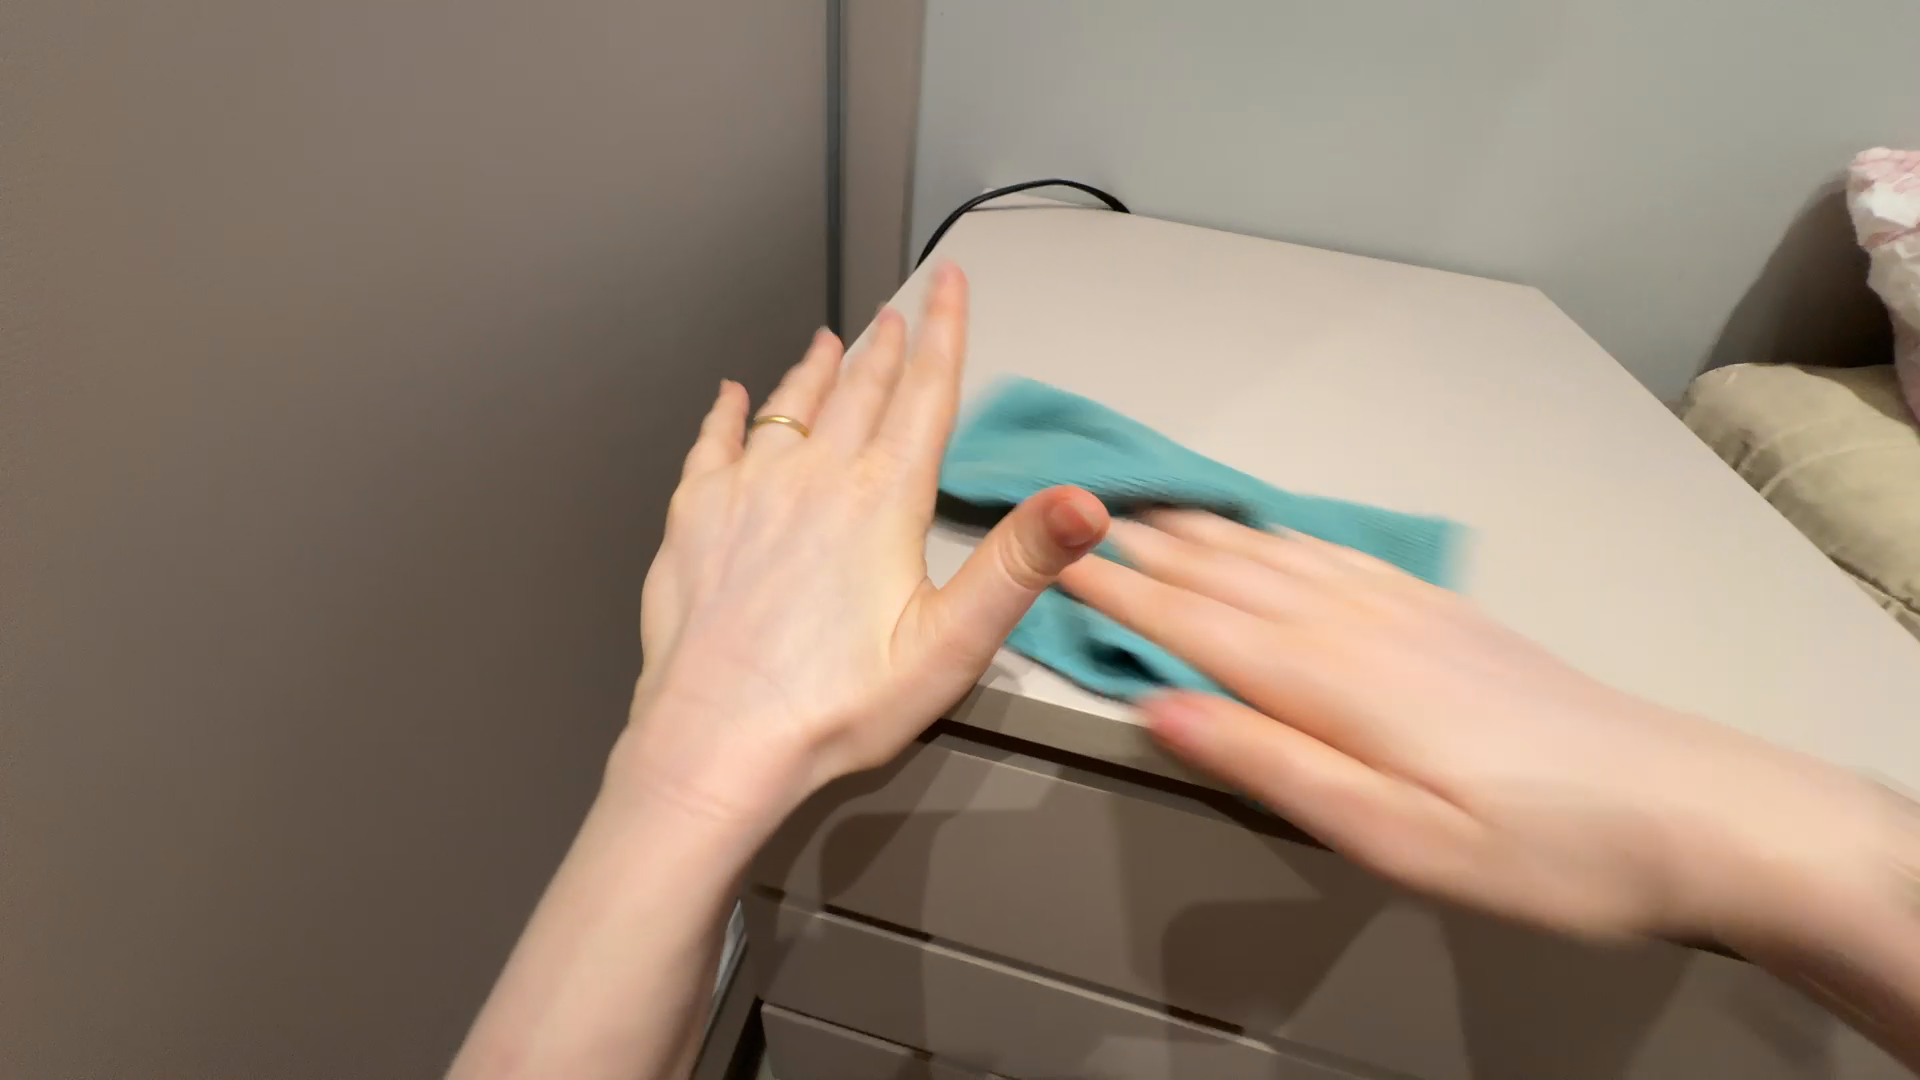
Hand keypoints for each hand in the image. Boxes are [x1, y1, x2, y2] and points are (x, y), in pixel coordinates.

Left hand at [614, 265, 1108, 836]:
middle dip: (888, 346)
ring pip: (791, 407)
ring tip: (834, 339)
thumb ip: (1018, 564)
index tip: (950, 284)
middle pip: (861, 392)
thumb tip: (1085, 503)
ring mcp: (747, 491)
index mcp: (880, 499)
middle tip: (900, 309)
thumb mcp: (952, 643)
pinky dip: (728, 413)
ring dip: (818, 370)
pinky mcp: (696, 519)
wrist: (719, 744)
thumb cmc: (837, 704)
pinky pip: (713, 444)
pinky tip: (733, 396)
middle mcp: (813, 477)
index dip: (945, 334)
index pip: (925, 393)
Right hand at [1061, 510, 1886, 943]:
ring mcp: (1394, 608)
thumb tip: (1163, 710)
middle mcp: (1347, 625)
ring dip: (1199, 533)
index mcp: (1324, 679)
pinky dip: (1276, 533)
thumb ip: (1271, 765)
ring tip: (1149, 513)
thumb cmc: (1540, 846)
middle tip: (1085, 523)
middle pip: (1219, 576)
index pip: (1188, 622)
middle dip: (1143, 550)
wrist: (1696, 806)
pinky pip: (1331, 551)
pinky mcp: (1432, 608)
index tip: (1062, 562)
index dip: (1117, 592)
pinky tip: (1262, 529)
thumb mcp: (1393, 838)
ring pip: (1268, 554)